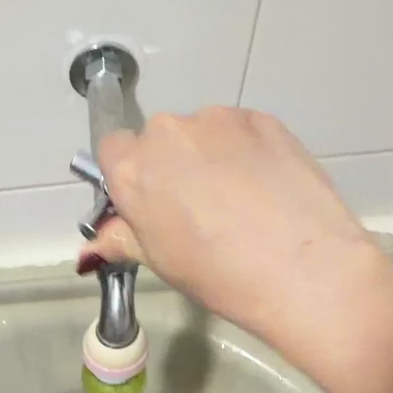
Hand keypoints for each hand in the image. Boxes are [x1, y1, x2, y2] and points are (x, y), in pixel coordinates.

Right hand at [83, 108, 392, 350]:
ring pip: (202, 136)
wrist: (299, 265)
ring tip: (236, 206)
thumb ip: (123, 240)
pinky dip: (243, 156)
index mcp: (134, 170)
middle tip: (194, 215)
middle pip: (159, 143)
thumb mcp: (160, 263)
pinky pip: (239, 133)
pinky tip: (261, 193)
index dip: (128, 178)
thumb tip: (93, 246)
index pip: (112, 152)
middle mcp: (169, 133)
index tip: (146, 205)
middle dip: (170, 170)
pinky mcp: (261, 118)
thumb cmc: (219, 273)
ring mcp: (218, 120)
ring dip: (209, 160)